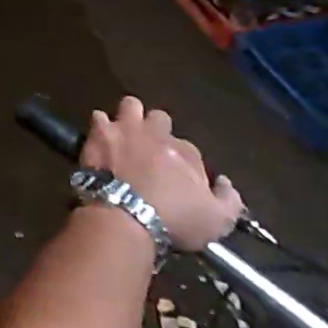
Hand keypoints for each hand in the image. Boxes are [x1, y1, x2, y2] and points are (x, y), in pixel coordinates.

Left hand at [79, 97, 242, 251]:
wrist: (124, 215)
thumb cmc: (173, 220)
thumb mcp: (217, 222)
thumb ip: (229, 200)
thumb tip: (224, 183)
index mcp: (185, 151)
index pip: (189, 150)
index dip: (185, 164)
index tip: (178, 179)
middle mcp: (156, 133)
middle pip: (160, 118)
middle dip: (157, 129)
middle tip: (151, 149)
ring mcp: (125, 129)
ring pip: (131, 105)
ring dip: (130, 117)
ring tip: (127, 134)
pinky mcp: (99, 133)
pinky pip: (99, 117)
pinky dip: (101, 127)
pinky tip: (101, 139)